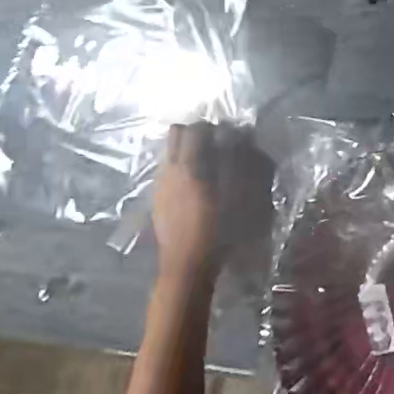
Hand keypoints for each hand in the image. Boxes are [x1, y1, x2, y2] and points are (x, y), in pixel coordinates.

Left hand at [151, 124, 220, 286]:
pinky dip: (181, 165)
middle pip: (176, 133)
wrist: (186, 266)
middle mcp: (169, 170)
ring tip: (209, 163)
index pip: (195, 129)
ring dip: (188, 149)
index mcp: (189, 167)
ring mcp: (160, 184)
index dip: (213, 127)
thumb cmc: (217, 231)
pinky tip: (197, 183)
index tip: (229, 136)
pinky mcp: (157, 197)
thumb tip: (236, 138)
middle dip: (196, 132)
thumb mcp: (235, 195)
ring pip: (170, 150)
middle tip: (217, 144)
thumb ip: (235, 163)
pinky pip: (167, 168)